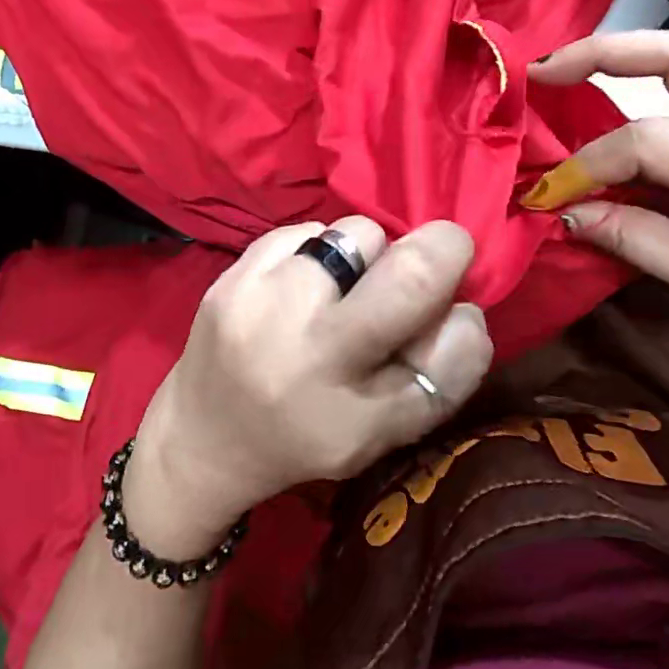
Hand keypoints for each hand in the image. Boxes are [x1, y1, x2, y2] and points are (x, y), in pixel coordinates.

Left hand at [124, 219, 493, 556]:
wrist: (202, 432)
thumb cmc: (303, 438)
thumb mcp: (380, 433)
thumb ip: (439, 376)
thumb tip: (463, 304)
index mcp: (352, 410)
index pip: (447, 349)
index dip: (466, 319)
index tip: (454, 297)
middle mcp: (305, 349)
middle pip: (407, 270)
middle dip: (434, 253)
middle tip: (414, 273)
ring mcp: (260, 302)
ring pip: (355, 235)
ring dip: (366, 255)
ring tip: (340, 292)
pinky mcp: (231, 274)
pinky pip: (305, 230)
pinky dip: (317, 250)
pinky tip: (300, 286)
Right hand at [526, 30, 668, 365]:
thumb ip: (630, 237)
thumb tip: (564, 209)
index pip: (651, 142)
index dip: (586, 166)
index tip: (546, 197)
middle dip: (605, 52)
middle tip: (543, 72)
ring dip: (629, 55)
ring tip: (569, 72)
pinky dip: (652, 79)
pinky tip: (619, 102)